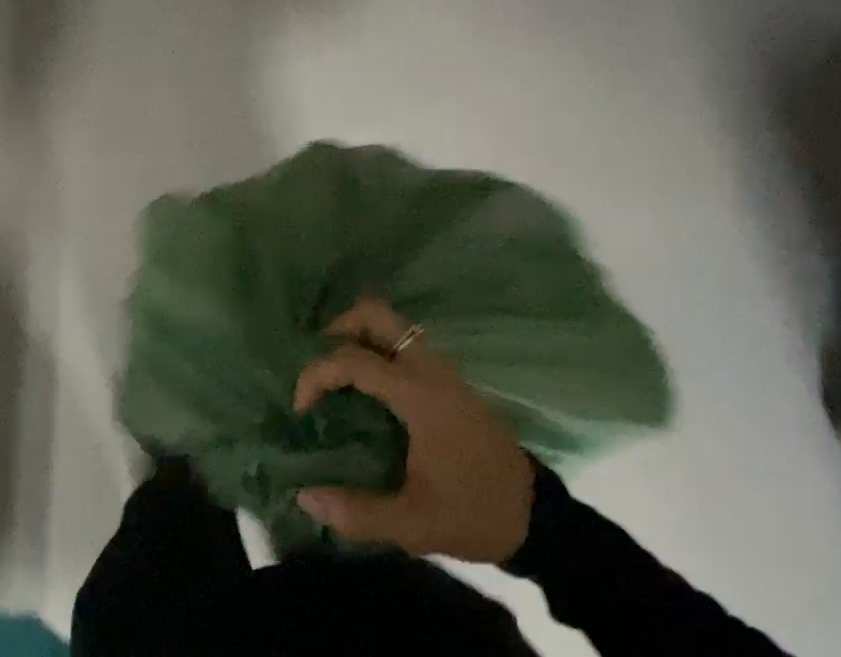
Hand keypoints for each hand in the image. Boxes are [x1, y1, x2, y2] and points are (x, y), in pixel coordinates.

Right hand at [292, 297, 535, 564]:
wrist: (538, 519)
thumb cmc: (473, 512)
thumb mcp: (412, 524)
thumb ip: (356, 513)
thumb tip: (305, 498)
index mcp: (419, 394)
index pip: (353, 359)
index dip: (316, 376)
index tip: (301, 410)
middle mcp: (431, 370)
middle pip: (376, 315)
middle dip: (338, 330)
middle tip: (318, 367)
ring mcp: (445, 371)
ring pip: (392, 326)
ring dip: (358, 339)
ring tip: (337, 379)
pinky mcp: (451, 382)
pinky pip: (405, 346)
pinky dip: (378, 353)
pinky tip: (366, 392)